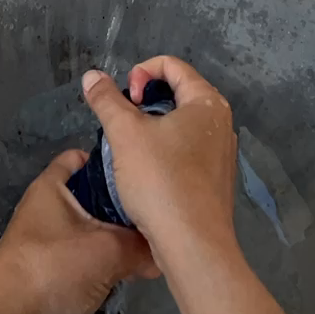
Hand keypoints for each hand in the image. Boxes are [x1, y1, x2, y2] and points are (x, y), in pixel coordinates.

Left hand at [0, 149, 159, 313]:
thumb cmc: (52, 265)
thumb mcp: (106, 251)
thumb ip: (139, 246)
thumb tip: (162, 252)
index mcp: (52, 185)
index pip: (80, 158)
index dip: (109, 160)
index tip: (139, 171)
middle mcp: (48, 206)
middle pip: (91, 196)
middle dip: (121, 207)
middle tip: (154, 216)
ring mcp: (47, 239)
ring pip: (90, 229)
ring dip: (115, 239)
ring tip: (148, 247)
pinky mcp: (50, 269)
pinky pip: (84, 256)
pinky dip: (104, 262)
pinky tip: (127, 272)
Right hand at [82, 57, 296, 313]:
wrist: (193, 248)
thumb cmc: (161, 180)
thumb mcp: (124, 133)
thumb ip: (106, 99)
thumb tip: (92, 76)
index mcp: (206, 102)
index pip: (173, 65)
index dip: (141, 72)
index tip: (126, 98)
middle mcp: (221, 123)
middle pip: (178, 92)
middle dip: (145, 100)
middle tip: (124, 121)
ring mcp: (222, 155)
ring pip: (181, 123)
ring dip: (152, 126)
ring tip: (131, 147)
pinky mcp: (216, 182)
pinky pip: (187, 150)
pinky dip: (165, 149)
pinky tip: (147, 173)